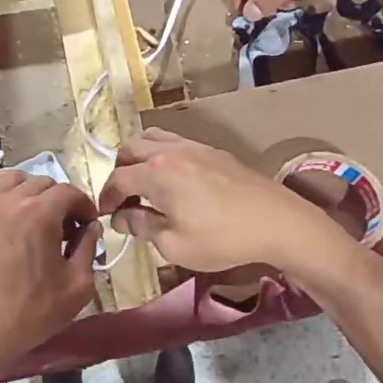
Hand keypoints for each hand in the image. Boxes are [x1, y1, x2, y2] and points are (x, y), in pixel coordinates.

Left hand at [0, 172, 100, 375]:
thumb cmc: (31, 312)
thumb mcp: (77, 286)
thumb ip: (88, 248)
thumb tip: (90, 228)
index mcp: (39, 213)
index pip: (68, 191)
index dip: (83, 205)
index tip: (88, 224)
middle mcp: (7, 201)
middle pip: (40, 182)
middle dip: (58, 199)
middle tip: (64, 227)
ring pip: (10, 182)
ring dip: (29, 194)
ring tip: (34, 221)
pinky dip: (3, 205)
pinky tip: (7, 231)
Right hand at [96, 130, 343, 272]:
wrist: (277, 223)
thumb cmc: (222, 239)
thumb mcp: (173, 244)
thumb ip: (142, 226)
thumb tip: (122, 217)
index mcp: (157, 172)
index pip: (118, 179)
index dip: (106, 197)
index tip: (105, 214)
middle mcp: (171, 151)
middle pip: (131, 149)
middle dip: (119, 172)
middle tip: (123, 198)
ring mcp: (195, 146)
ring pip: (153, 138)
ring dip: (140, 158)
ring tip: (144, 184)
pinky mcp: (214, 151)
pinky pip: (175, 142)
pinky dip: (162, 155)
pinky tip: (172, 180)